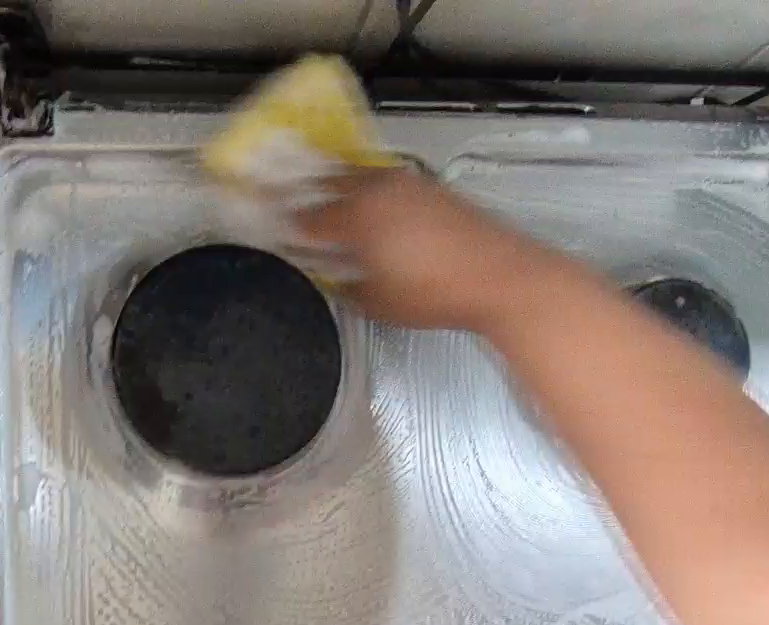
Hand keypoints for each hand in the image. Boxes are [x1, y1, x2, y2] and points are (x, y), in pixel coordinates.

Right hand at [295, 166, 572, 332]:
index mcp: (356, 216)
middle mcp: (377, 189)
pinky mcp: (429, 187)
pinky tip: (369, 211)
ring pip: (357, 176)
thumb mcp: (375, 303)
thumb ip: (344, 286)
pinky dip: (367, 191)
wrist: (498, 276)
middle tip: (288, 204)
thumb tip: (331, 278)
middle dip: (305, 193)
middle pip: (327, 182)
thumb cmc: (435, 293)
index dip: (285, 223)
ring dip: (336, 186)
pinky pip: (384, 181)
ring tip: (325, 204)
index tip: (270, 226)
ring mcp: (406, 182)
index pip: (306, 216)